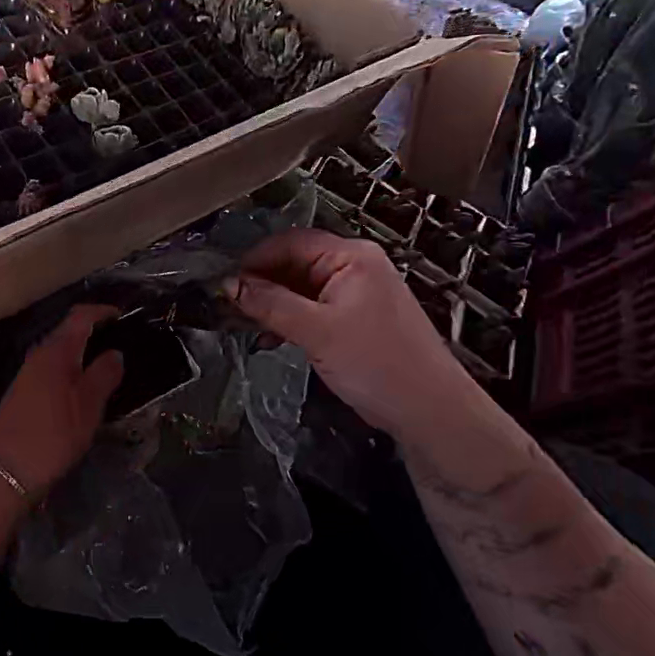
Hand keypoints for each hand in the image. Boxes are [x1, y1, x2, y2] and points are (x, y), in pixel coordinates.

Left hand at [0, 304, 122, 498]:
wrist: (1, 473)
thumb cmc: (51, 435)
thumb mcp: (88, 406)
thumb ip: (104, 375)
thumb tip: (115, 352)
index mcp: (57, 351)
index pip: (80, 316)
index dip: (102, 311)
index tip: (123, 315)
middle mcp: (40, 355)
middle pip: (69, 331)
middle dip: (95, 331)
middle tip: (122, 342)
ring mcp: (28, 375)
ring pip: (62, 352)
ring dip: (84, 353)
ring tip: (109, 366)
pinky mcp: (24, 394)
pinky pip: (54, 369)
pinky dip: (73, 370)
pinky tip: (85, 388)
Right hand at [229, 228, 477, 442]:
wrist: (432, 412)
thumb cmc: (377, 364)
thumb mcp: (317, 332)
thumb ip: (270, 303)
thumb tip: (227, 284)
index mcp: (352, 255)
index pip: (291, 243)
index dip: (254, 260)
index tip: (222, 282)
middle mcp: (356, 265)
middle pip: (296, 263)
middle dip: (262, 283)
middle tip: (227, 307)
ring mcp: (358, 291)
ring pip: (303, 287)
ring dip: (273, 304)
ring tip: (243, 325)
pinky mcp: (358, 317)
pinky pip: (315, 307)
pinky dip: (291, 318)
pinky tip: (270, 336)